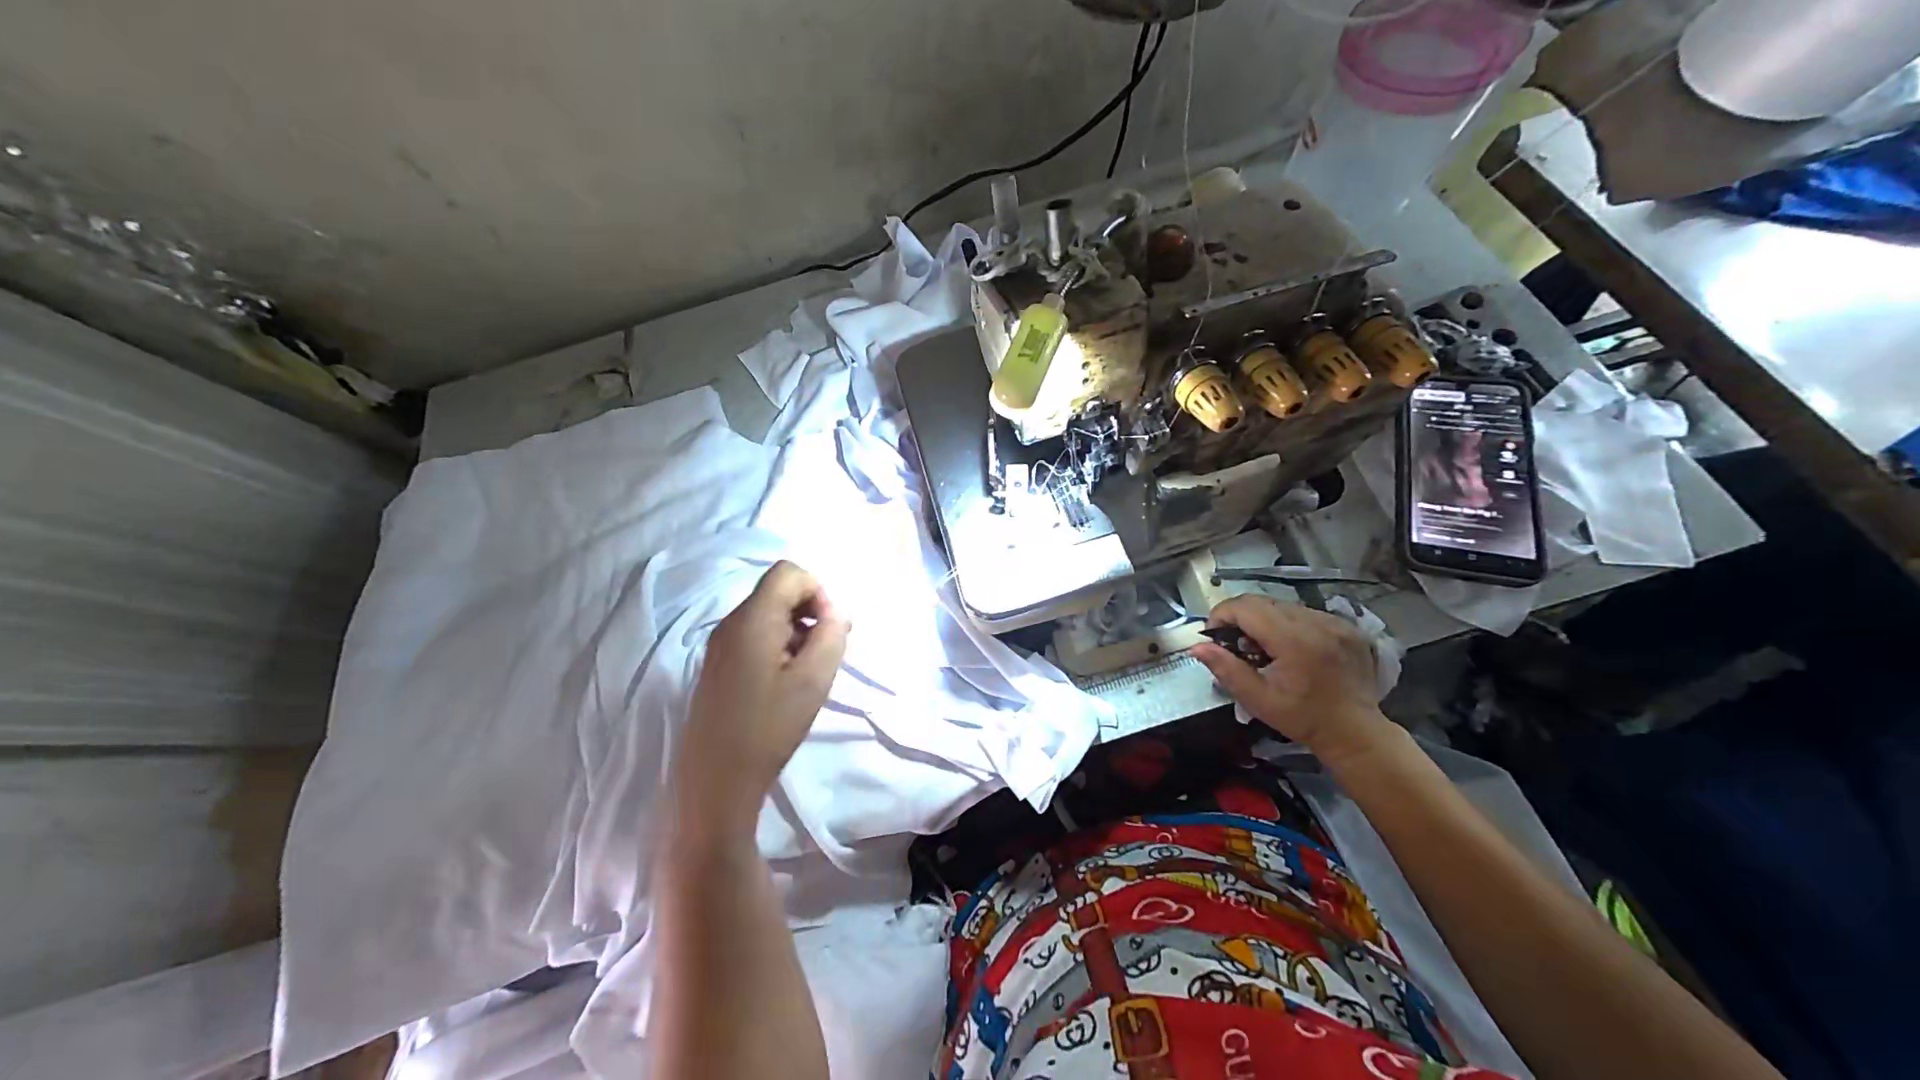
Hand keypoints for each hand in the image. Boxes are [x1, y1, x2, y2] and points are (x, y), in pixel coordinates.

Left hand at [678, 562, 848, 833]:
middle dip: (810, 611)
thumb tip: (835, 611)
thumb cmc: (769, 727)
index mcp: (752, 619)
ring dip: (796, 630)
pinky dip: (778, 646)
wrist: (716, 781)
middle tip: (827, 651)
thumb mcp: (813, 680)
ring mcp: (719, 646)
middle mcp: (730, 623)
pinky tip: (785, 683)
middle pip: (777, 591)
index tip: (828, 630)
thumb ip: (832, 635)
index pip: (789, 573)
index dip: (818, 591)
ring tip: (808, 671)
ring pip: (767, 615)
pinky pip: (753, 636)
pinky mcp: (717, 667)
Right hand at [1190, 595, 1393, 761]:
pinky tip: (1291, 648)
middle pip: (1263, 601)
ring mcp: (1335, 622)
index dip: (1222, 615)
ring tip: (1264, 648)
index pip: (1246, 607)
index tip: (1214, 635)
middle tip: (1236, 644)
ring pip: (1283, 605)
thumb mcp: (1257, 699)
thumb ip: (1226, 669)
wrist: (1355, 731)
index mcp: (1294, 640)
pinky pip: (1305, 612)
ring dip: (1265, 620)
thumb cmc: (1302, 718)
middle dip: (1241, 617)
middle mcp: (1317, 622)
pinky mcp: (1347, 626)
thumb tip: (1197, 646)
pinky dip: (1289, 624)